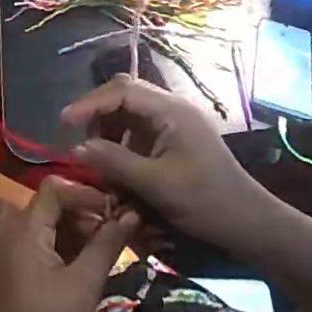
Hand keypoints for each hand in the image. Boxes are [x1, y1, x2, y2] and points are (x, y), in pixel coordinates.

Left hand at [0, 176, 137, 311]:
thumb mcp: (84, 287)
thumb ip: (107, 244)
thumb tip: (133, 212)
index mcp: (26, 234)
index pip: (54, 189)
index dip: (86, 191)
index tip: (115, 206)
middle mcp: (18, 238)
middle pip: (54, 205)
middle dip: (87, 210)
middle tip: (119, 225)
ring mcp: (21, 258)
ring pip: (55, 226)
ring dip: (83, 229)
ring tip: (114, 241)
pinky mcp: (28, 277)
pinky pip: (52, 246)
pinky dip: (75, 246)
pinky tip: (99, 257)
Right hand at [61, 74, 272, 249]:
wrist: (247, 221)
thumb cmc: (204, 201)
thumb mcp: (156, 185)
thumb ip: (114, 163)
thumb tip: (76, 148)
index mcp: (170, 110)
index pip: (122, 90)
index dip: (90, 103)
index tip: (64, 122)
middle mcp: (171, 107)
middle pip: (125, 93)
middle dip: (98, 112)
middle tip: (77, 136)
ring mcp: (174, 120)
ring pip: (130, 110)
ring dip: (108, 127)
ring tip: (94, 153)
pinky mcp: (174, 136)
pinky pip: (139, 127)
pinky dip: (122, 140)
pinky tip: (115, 162)